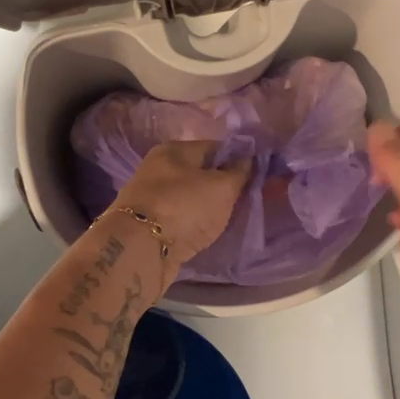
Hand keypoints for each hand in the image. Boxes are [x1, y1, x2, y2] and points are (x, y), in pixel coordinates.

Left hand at [108, 141, 250, 280]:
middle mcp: (158, 169)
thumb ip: (239, 172)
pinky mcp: (150, 226)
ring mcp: (152, 198)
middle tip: (249, 199)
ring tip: (232, 217)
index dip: (238, 159)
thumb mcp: (221, 187)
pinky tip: (209, 231)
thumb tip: (248, 158)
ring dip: (209, 207)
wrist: (140, 251)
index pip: (215, 147)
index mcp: (173, 150)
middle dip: (224, 185)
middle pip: (201, 173)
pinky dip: (195, 224)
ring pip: (190, 197)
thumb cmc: (184, 208)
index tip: (259, 175)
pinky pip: (181, 219)